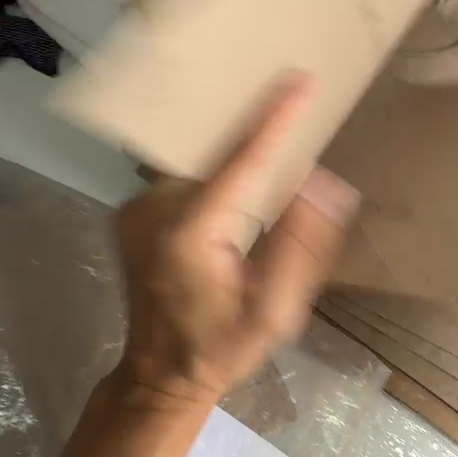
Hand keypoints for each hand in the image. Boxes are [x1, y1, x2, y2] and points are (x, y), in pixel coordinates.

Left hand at [113, 75, 360, 408]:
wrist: (157, 375)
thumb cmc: (222, 348)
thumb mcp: (275, 313)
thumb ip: (301, 247)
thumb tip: (323, 184)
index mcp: (192, 233)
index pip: (241, 161)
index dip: (274, 118)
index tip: (301, 81)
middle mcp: (155, 209)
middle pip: (221, 155)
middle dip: (260, 134)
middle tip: (298, 104)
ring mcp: (137, 208)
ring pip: (204, 163)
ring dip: (239, 157)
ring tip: (275, 145)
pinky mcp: (134, 211)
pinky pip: (187, 176)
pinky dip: (217, 172)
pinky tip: (238, 185)